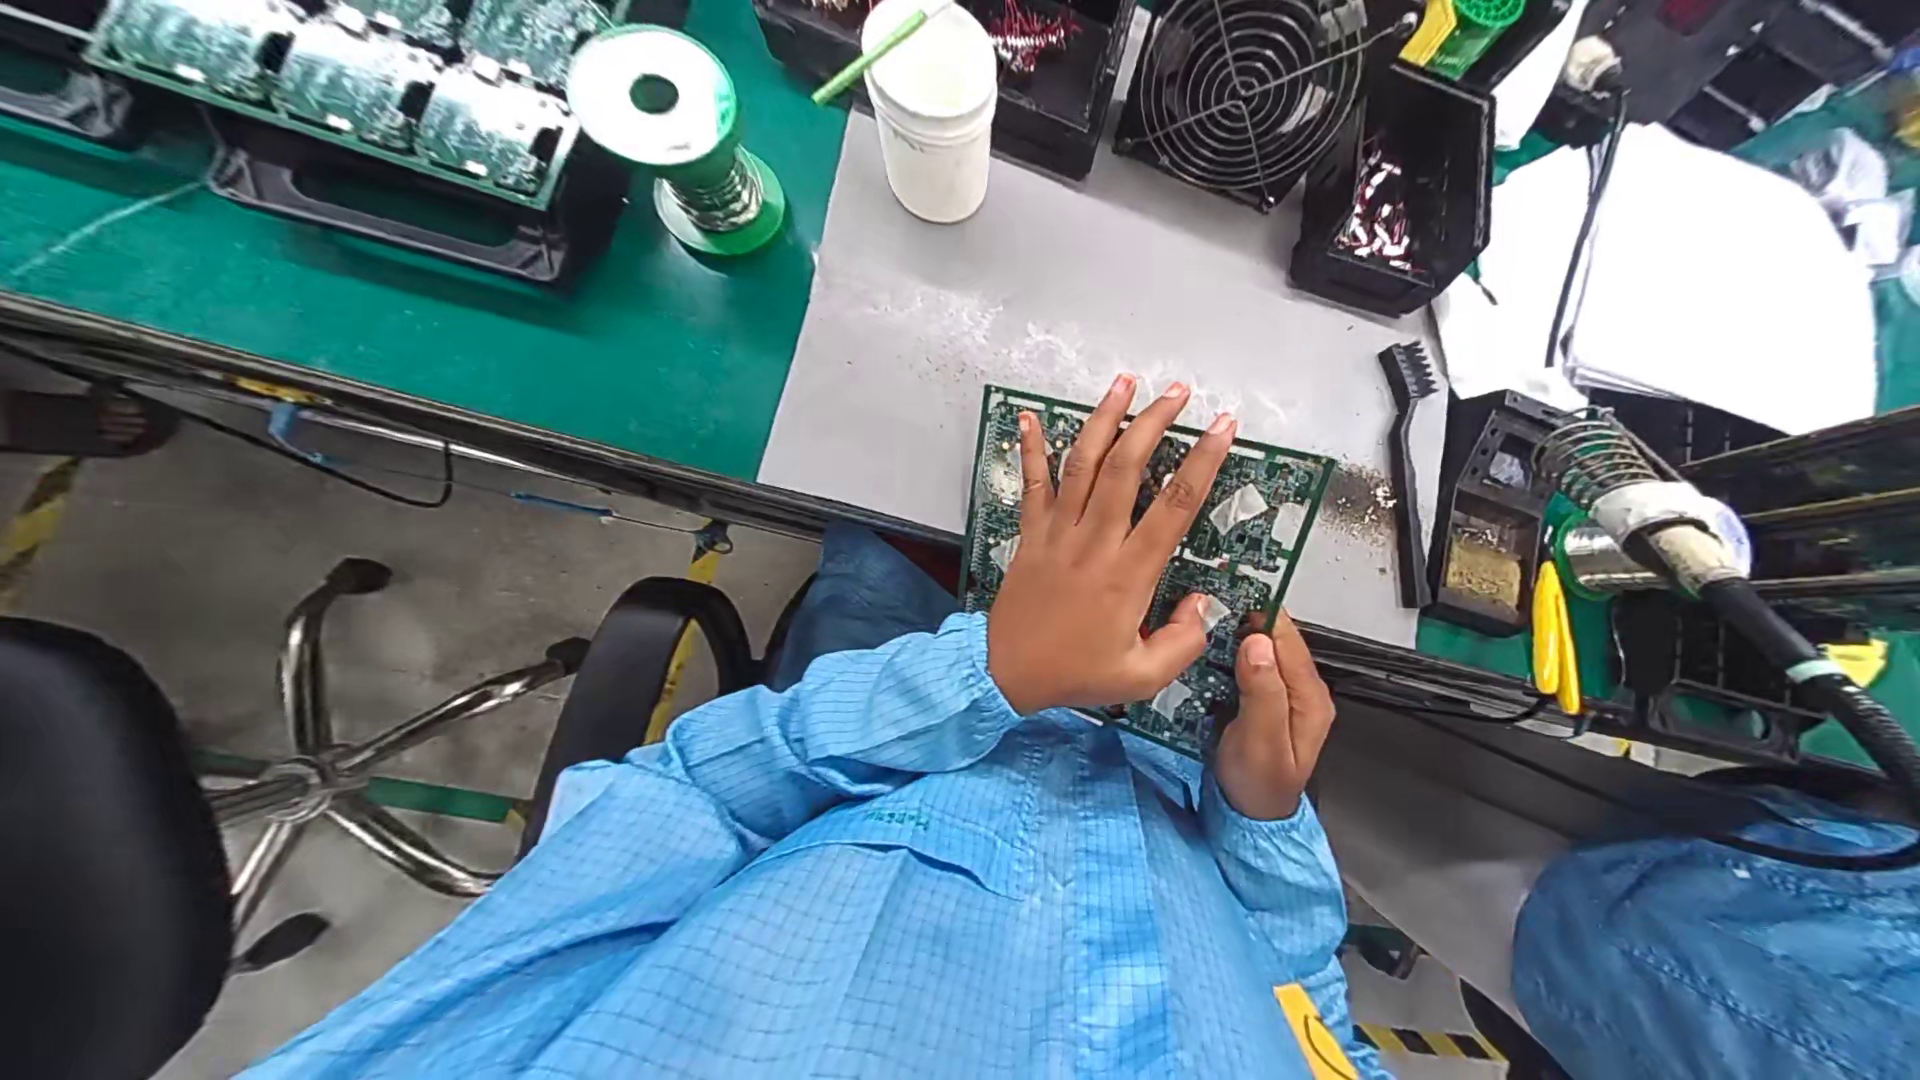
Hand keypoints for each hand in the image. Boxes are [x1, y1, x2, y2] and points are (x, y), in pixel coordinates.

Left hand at [986, 373, 1236, 714]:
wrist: (1005, 672)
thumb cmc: (1072, 673)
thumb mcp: (1142, 676)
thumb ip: (1183, 641)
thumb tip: (1203, 604)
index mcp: (1128, 574)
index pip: (1174, 505)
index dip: (1203, 461)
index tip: (1222, 429)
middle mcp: (1093, 543)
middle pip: (1127, 468)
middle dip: (1154, 423)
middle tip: (1177, 392)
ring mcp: (1057, 533)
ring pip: (1082, 465)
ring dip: (1103, 421)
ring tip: (1123, 384)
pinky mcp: (1030, 534)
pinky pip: (1031, 484)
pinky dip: (1031, 450)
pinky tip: (1030, 417)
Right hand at [1213, 610, 1335, 819]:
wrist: (1248, 813)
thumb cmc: (1258, 783)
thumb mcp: (1261, 741)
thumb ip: (1263, 692)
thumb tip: (1258, 642)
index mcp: (1308, 696)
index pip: (1286, 639)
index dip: (1260, 611)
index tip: (1228, 589)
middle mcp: (1298, 688)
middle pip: (1271, 639)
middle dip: (1241, 617)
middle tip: (1203, 601)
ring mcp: (1276, 691)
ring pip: (1255, 648)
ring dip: (1229, 631)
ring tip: (1197, 615)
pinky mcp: (1255, 696)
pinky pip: (1241, 664)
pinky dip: (1222, 650)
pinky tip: (1200, 645)